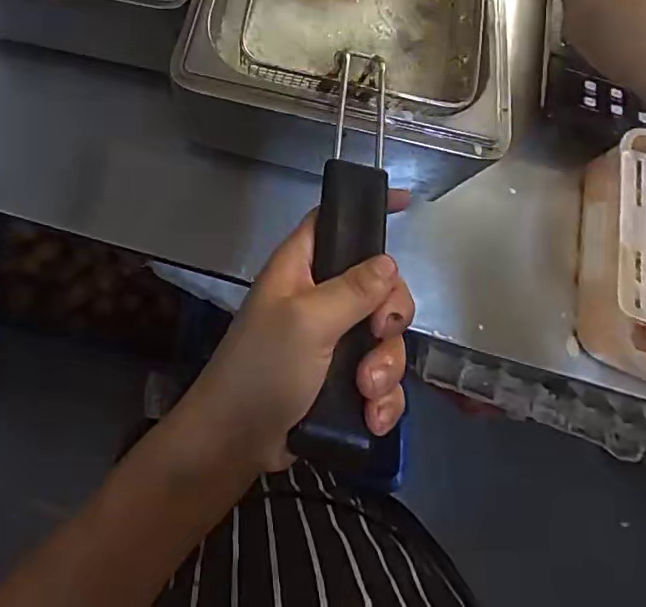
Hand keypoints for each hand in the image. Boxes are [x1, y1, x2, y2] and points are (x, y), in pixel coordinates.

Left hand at [169, 196, 415, 472]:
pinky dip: (382, 398)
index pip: (333, 220)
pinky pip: (380, 377)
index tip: (407, 204)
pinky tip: (371, 417)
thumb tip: (388, 261)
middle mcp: (318, 297)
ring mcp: (331, 339)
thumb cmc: (263, 368)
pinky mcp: (341, 379)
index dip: (365, 210)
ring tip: (366, 392)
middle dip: (388, 315)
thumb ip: (351, 290)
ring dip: (385, 368)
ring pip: (383, 336)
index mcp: (299, 268)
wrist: (237, 441)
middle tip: (379, 334)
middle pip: (376, 283)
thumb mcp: (307, 321)